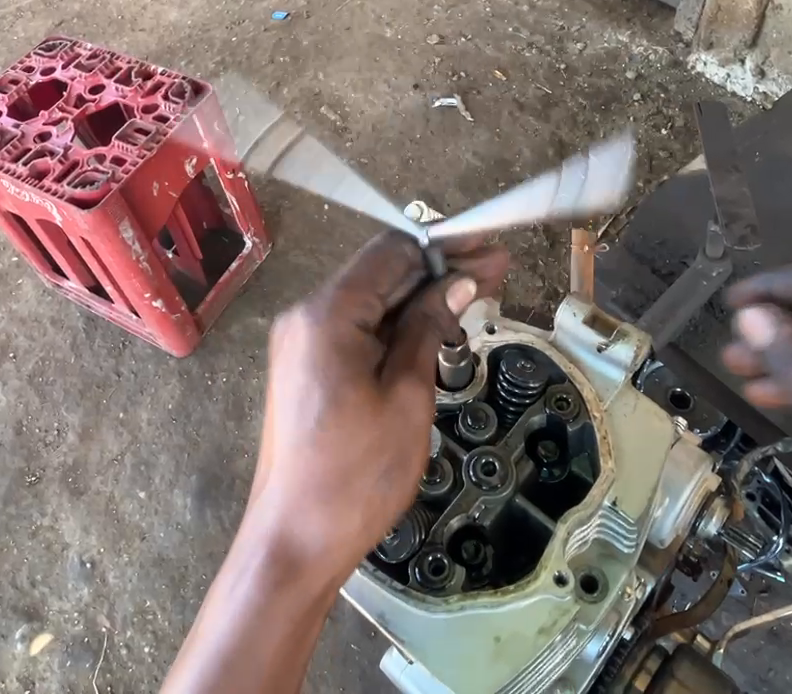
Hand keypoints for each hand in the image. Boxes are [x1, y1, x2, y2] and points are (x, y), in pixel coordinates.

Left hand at [243, 231, 508, 580]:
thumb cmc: (356, 475)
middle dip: (437, 273)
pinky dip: (396, 327)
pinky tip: (434, 331)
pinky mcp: (306, 366)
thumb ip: (428, 328)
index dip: (444, 249)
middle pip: (380, 274)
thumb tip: (458, 282)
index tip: (489, 253)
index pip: (390, 253)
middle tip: (496, 275)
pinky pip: (356, 329)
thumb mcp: (406, 396)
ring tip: (475, 302)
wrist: (294, 542)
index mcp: (327, 313)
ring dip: (420, 300)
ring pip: (370, 301)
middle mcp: (307, 315)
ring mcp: (302, 341)